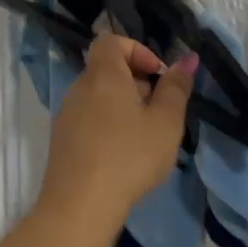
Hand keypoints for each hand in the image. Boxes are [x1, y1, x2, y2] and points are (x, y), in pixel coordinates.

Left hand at [36, 35, 197, 227]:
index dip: (137, 50)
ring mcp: (65, 116)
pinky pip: (88, 120)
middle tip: (158, 111)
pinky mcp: (61, 142)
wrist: (80, 205)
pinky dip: (107, 126)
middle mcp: (78, 88)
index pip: (111, 41)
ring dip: (122, 107)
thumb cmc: (129, 156)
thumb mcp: (165, 122)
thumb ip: (176, 88)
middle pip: (105, 70)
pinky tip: (123, 156)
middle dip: (135, 83)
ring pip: (97, 97)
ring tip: (144, 137)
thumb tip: (186, 60)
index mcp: (102, 75)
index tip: (158, 77)